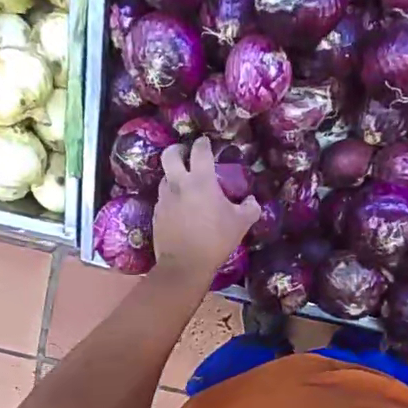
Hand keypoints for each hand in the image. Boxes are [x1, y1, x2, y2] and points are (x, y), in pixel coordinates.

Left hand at [153, 138, 259, 288]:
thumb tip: (251, 201)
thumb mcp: (241, 223)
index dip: (204, 144)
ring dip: (173, 175)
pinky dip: (170, 197)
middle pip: (170, 154)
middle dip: (178, 150)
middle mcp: (178, 183)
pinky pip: (162, 198)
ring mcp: (163, 198)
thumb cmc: (215, 239)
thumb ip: (250, 208)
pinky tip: (179, 207)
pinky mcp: (156, 214)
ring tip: (184, 184)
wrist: (184, 264)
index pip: (200, 150)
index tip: (207, 143)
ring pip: (164, 177)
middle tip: (186, 154)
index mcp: (200, 180)